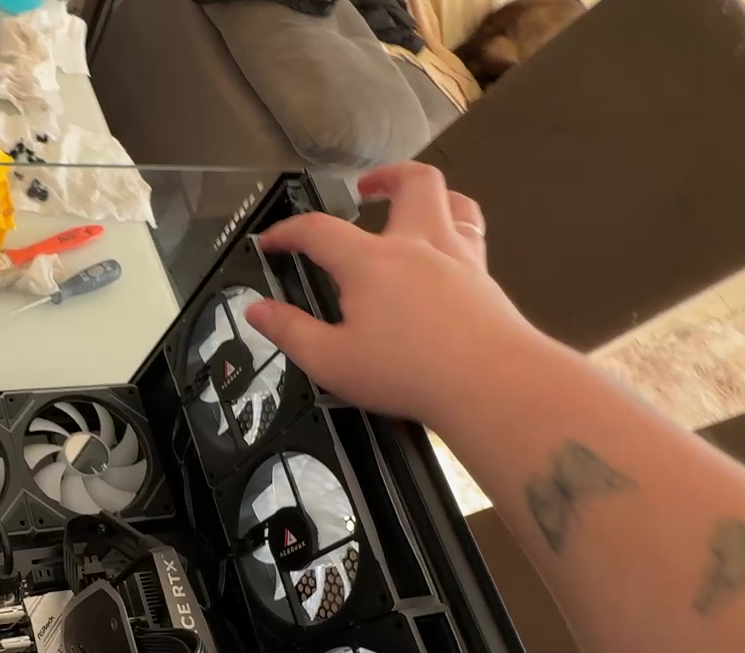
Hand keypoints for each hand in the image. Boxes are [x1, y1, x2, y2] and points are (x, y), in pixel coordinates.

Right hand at [245, 162, 549, 427]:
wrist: (488, 382)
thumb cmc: (403, 372)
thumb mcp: (328, 360)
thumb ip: (289, 331)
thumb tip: (257, 310)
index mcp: (371, 263)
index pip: (319, 231)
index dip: (288, 232)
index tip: (270, 241)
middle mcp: (418, 244)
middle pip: (411, 183)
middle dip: (384, 177)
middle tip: (364, 189)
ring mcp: (460, 256)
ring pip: (452, 198)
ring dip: (426, 194)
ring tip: (408, 205)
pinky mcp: (484, 277)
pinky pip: (472, 230)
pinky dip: (453, 224)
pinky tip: (443, 245)